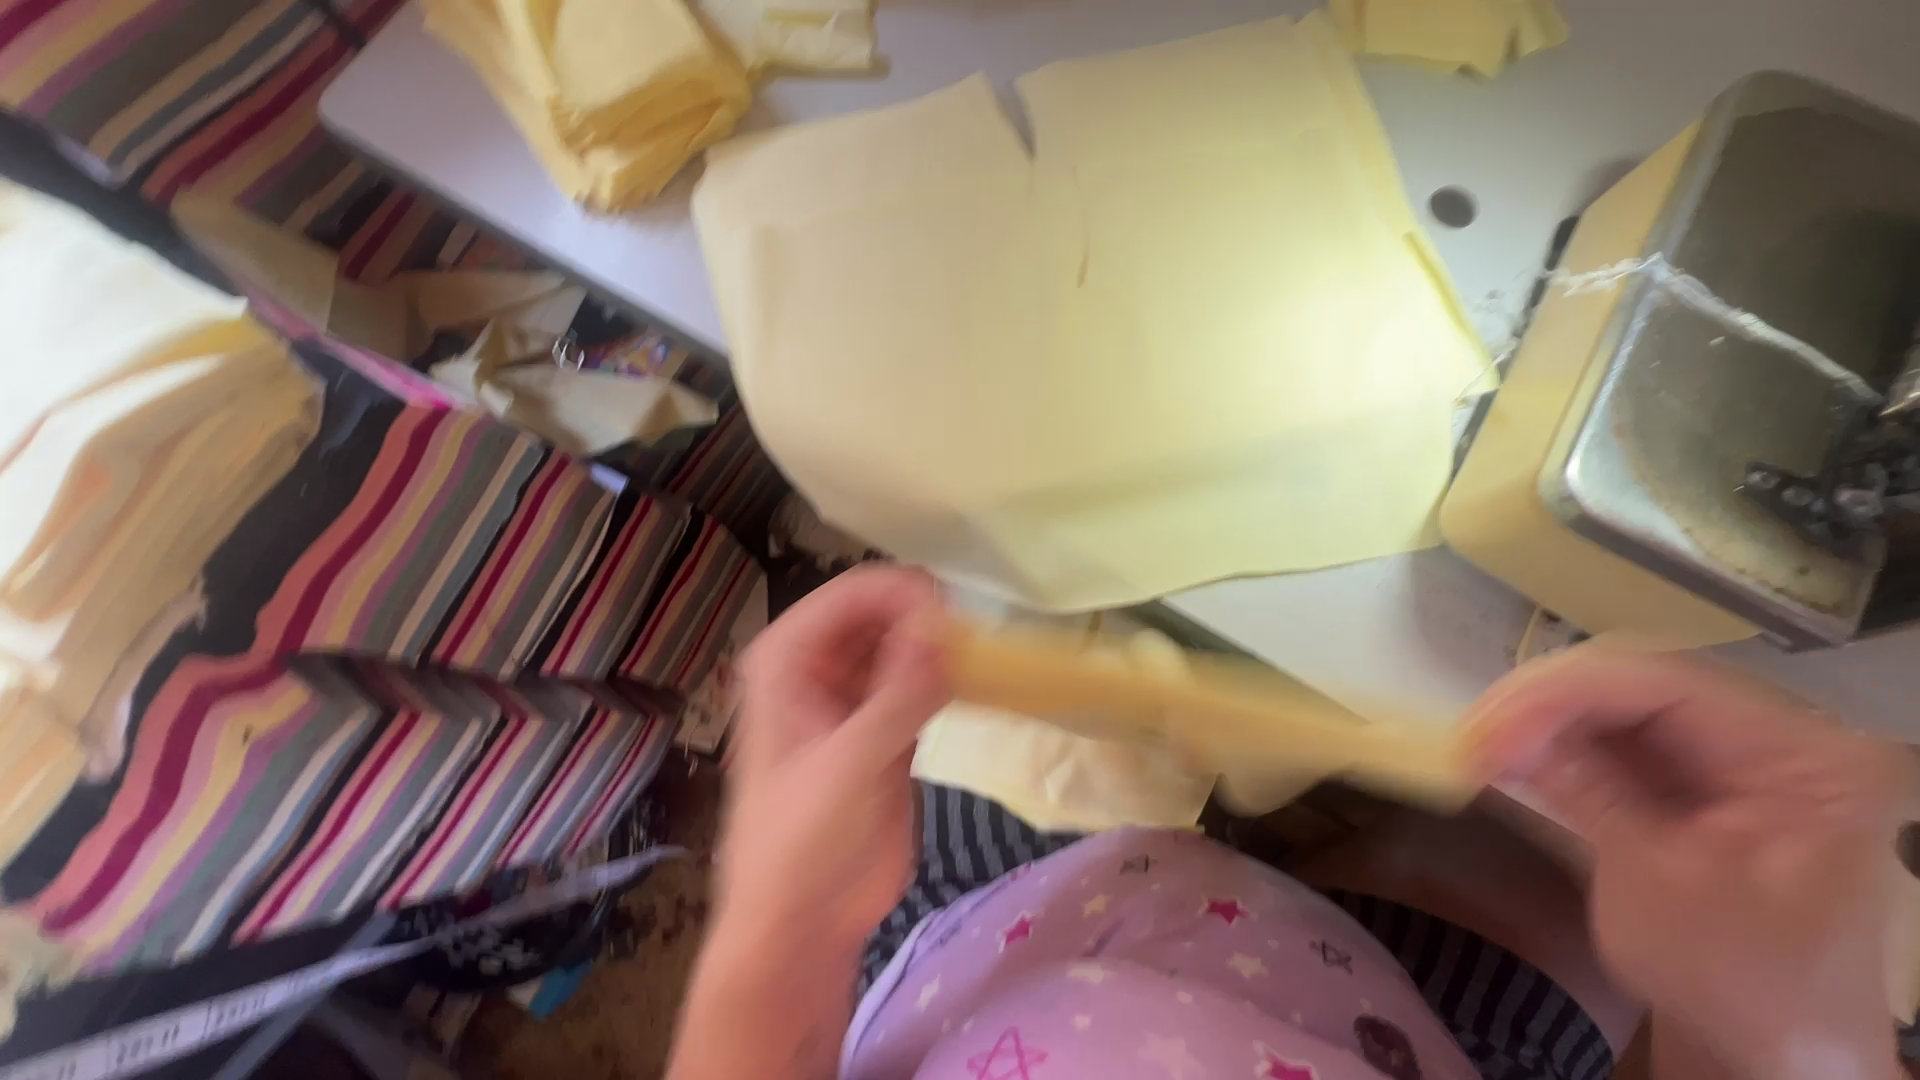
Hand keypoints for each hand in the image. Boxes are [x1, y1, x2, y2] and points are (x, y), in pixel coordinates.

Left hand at [713, 565, 950, 949]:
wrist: (804, 924)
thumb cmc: (803, 845)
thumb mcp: (849, 768)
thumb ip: (898, 697)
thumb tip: (945, 630)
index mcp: (788, 657)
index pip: (852, 594)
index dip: (904, 595)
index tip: (958, 621)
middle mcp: (819, 663)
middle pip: (883, 610)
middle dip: (928, 619)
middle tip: (976, 648)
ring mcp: (854, 692)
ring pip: (906, 641)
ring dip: (943, 646)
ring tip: (982, 663)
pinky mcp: (887, 722)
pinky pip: (921, 679)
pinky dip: (948, 677)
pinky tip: (978, 684)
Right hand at [1468, 646, 1910, 1079]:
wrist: (1771, 1048)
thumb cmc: (1738, 981)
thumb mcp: (1657, 884)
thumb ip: (1587, 791)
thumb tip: (1501, 733)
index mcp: (1805, 759)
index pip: (1665, 685)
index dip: (1562, 695)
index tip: (1487, 731)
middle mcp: (1770, 736)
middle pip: (1632, 681)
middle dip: (1540, 703)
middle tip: (1472, 736)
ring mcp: (1726, 751)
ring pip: (1607, 698)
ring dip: (1534, 718)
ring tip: (1477, 746)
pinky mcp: (1683, 771)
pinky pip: (1603, 731)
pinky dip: (1547, 739)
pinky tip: (1503, 755)